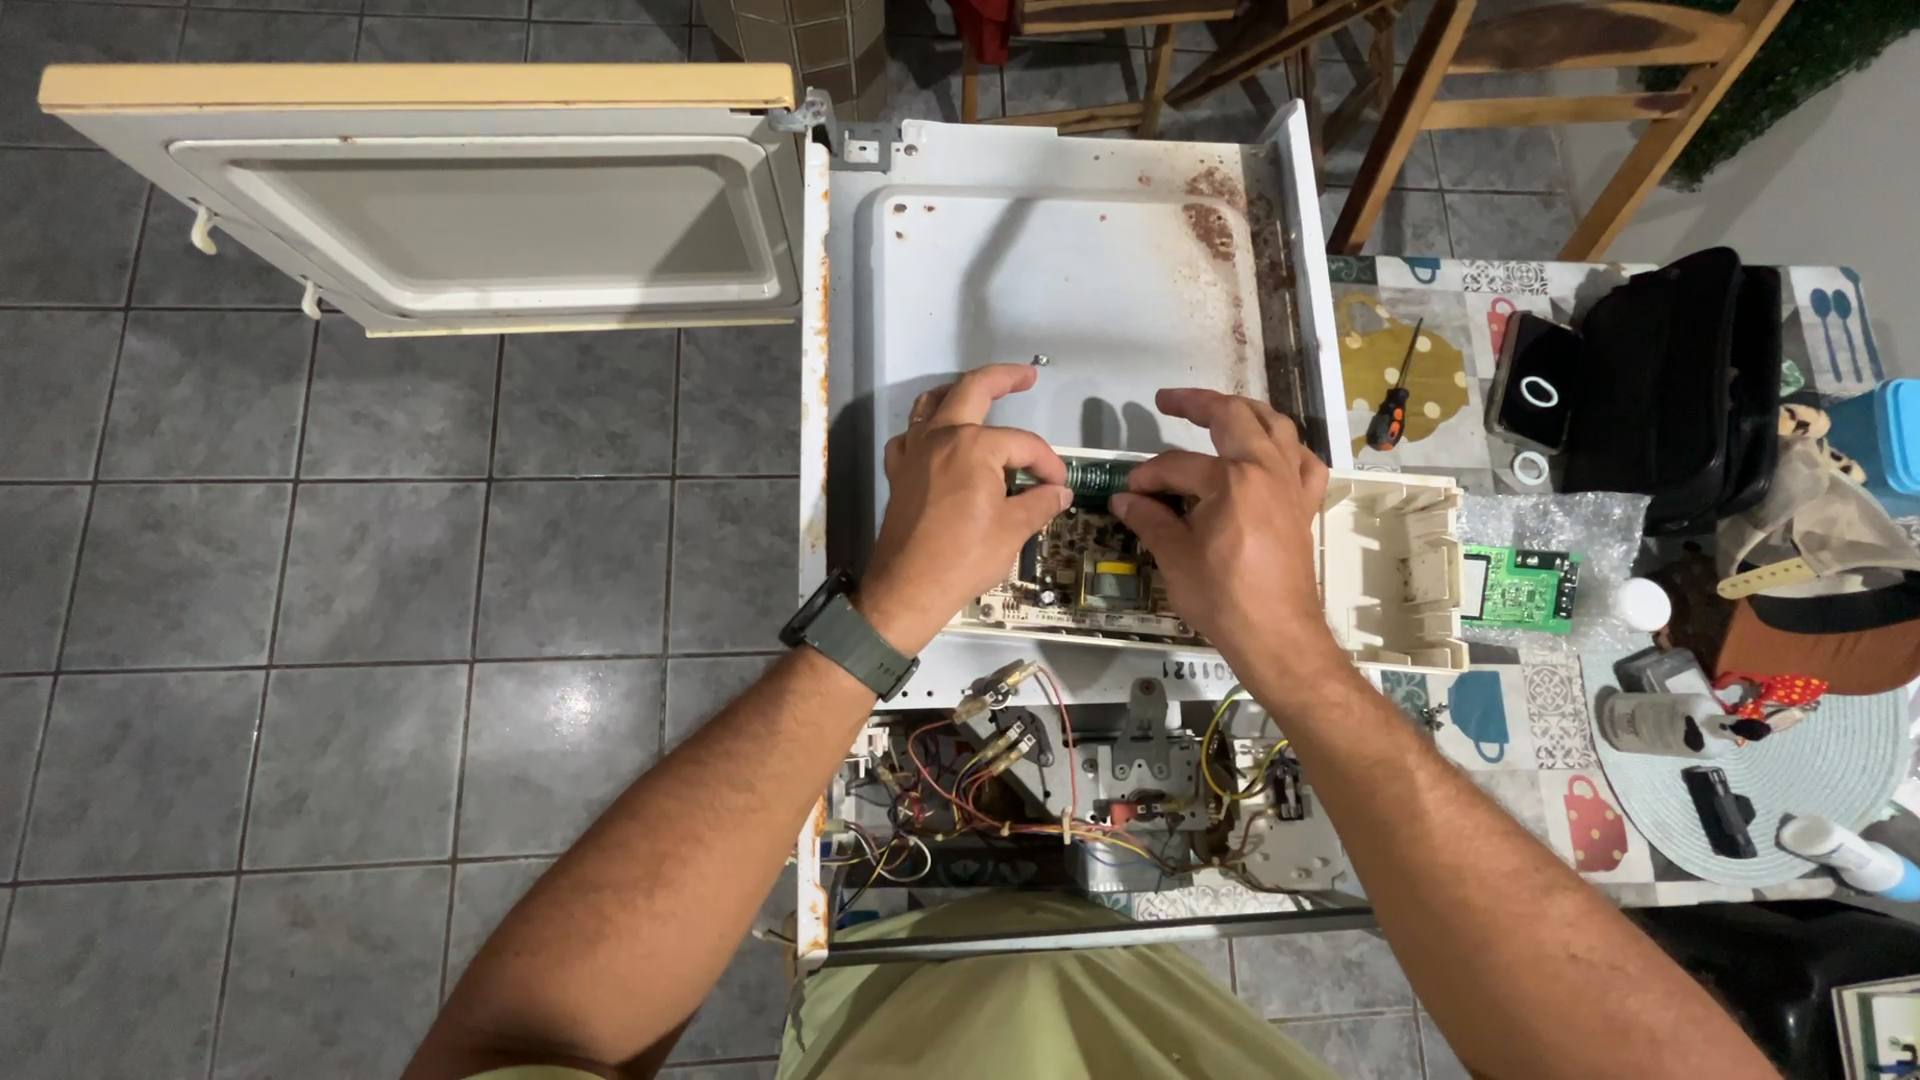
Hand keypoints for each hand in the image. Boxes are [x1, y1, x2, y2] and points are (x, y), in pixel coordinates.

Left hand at [856, 365, 1071, 655]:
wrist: (909, 588)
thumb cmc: (964, 557)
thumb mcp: (1014, 530)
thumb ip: (1039, 503)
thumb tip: (1059, 492)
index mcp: (972, 446)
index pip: (1022, 444)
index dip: (1047, 463)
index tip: (1059, 487)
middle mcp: (940, 437)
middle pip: (972, 391)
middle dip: (1002, 378)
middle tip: (1025, 376)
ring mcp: (913, 452)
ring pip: (932, 405)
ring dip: (956, 393)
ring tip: (977, 395)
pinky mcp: (898, 473)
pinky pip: (909, 438)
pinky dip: (924, 432)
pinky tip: (937, 442)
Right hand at [1110, 389, 1349, 701]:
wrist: (1276, 634)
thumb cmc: (1222, 597)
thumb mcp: (1175, 557)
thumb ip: (1150, 519)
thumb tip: (1123, 498)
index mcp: (1231, 480)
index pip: (1177, 465)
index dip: (1148, 476)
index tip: (1129, 492)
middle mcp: (1266, 469)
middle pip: (1233, 417)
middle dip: (1197, 403)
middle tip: (1168, 400)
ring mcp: (1291, 485)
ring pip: (1276, 426)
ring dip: (1246, 412)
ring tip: (1220, 411)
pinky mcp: (1304, 505)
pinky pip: (1303, 462)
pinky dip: (1287, 448)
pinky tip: (1272, 453)